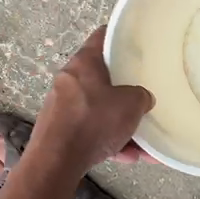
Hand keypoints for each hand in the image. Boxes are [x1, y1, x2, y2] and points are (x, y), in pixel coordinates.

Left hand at [24, 27, 155, 177]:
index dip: (121, 37)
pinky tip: (129, 157)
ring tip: (144, 144)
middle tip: (142, 95)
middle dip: (124, 90)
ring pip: (98, 109)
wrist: (55, 162)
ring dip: (120, 124)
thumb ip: (141, 96)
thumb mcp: (131, 104)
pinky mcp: (59, 131)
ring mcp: (61, 106)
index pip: (103, 37)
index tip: (137, 42)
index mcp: (83, 63)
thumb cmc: (93, 121)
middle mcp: (68, 80)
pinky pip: (91, 131)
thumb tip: (142, 99)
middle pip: (101, 77)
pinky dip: (109, 141)